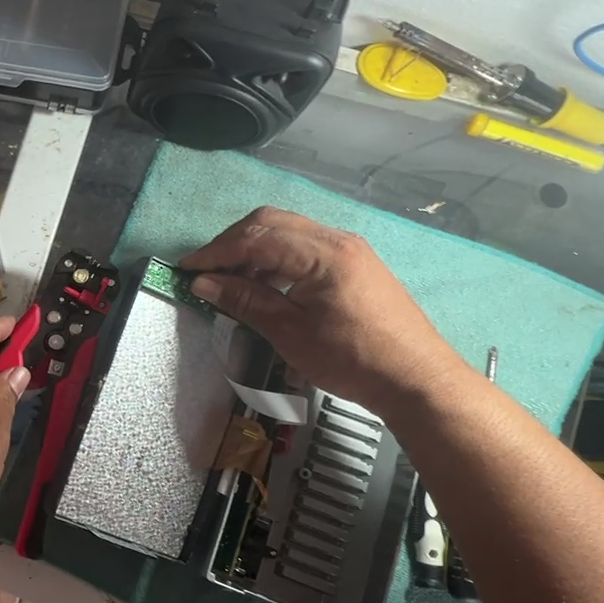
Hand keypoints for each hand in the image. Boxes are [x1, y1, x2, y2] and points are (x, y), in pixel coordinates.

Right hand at [179, 207, 466, 413]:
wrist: (416, 380)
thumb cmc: (350, 358)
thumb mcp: (289, 332)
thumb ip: (245, 300)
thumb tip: (203, 282)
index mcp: (321, 252)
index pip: (256, 237)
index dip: (215, 251)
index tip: (186, 269)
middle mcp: (336, 239)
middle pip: (271, 222)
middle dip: (232, 242)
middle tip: (207, 271)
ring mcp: (349, 249)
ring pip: (288, 231)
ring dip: (254, 249)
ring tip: (232, 281)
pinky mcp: (354, 264)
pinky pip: (304, 246)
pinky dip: (276, 258)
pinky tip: (265, 284)